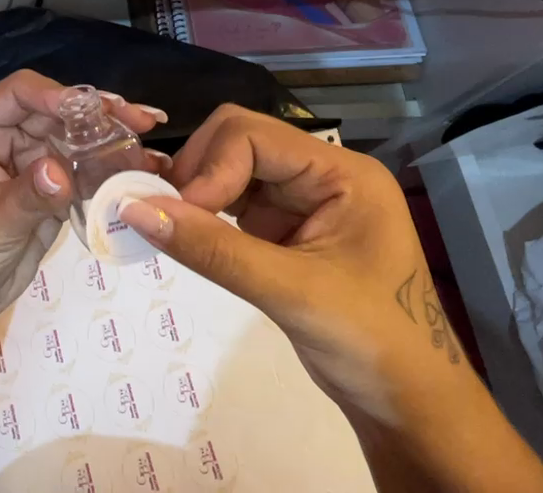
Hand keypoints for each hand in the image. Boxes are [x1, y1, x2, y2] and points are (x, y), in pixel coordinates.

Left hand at [0, 71, 161, 328]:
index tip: (95, 110)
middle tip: (141, 121)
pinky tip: (140, 166)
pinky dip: (108, 166)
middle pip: (54, 111)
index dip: (56, 96)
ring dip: (108, 136)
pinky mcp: (49, 188)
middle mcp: (4, 137)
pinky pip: (81, 167)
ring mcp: (29, 161)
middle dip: (96, 113)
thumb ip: (28, 195)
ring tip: (148, 138)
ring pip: (72, 136)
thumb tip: (60, 171)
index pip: (18, 94)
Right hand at [116, 105, 465, 422]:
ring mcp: (302, 200)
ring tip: (171, 227)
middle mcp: (322, 174)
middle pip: (237, 140)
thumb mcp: (291, 293)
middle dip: (198, 172)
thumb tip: (133, 208)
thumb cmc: (371, 344)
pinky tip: (188, 237)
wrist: (409, 407)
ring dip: (196, 192)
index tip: (177, 215)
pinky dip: (204, 214)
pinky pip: (231, 200)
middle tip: (166, 216)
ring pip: (229, 167)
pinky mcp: (284, 227)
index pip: (252, 135)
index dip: (208, 168)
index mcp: (342, 173)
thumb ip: (212, 248)